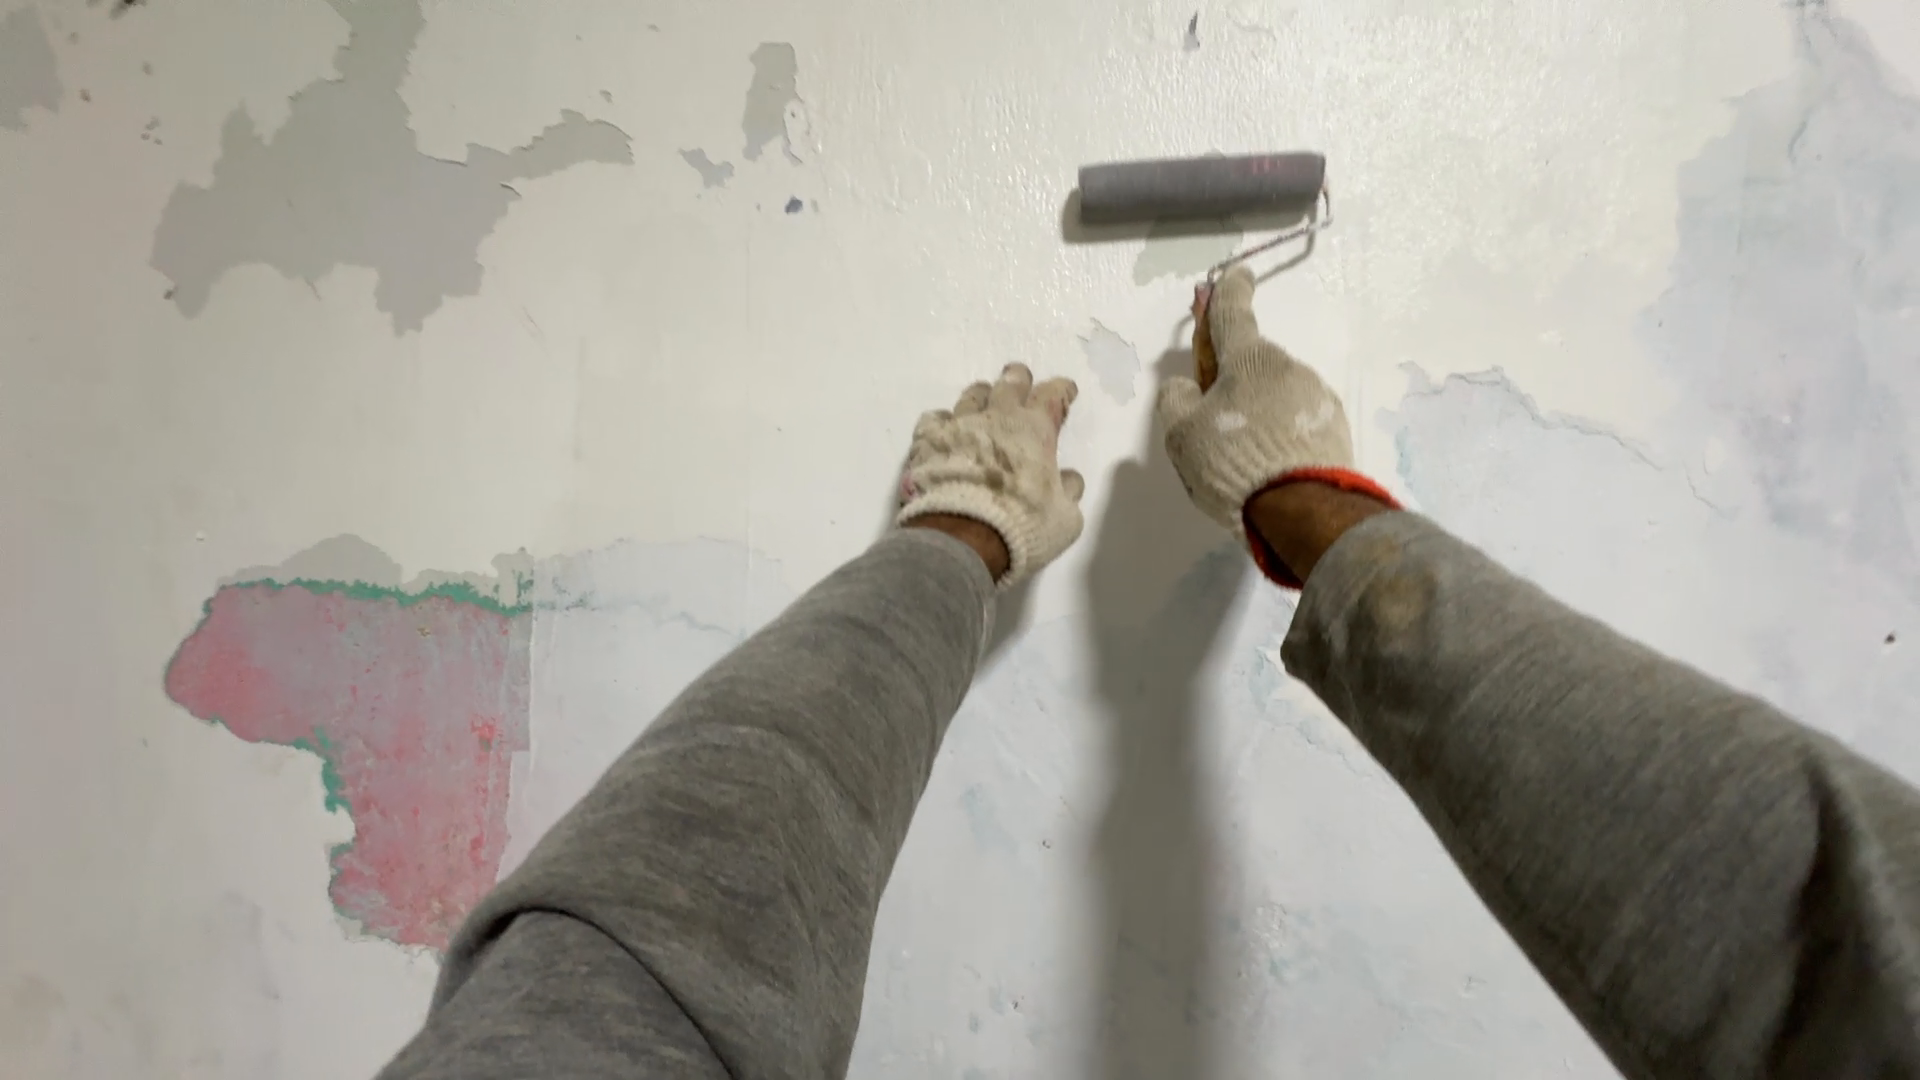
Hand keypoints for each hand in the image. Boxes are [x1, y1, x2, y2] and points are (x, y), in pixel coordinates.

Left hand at [897, 363, 1085, 586]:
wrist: (963, 536)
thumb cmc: (1022, 525)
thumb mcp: (1065, 517)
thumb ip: (1068, 491)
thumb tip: (1066, 479)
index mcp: (1035, 430)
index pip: (1052, 395)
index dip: (1061, 390)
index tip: (1065, 391)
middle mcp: (998, 419)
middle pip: (1010, 383)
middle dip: (1019, 380)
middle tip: (1021, 381)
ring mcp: (959, 426)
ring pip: (972, 396)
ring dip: (982, 397)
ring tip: (984, 403)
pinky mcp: (927, 441)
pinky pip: (934, 418)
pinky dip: (943, 422)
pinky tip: (945, 430)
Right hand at [1156, 264, 1356, 533]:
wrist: (1300, 509)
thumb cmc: (1230, 460)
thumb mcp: (1180, 433)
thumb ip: (1175, 400)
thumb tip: (1186, 385)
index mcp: (1249, 360)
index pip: (1233, 314)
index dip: (1229, 292)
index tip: (1235, 274)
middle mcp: (1288, 368)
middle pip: (1252, 364)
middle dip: (1233, 381)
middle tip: (1211, 421)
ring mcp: (1316, 396)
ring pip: (1275, 394)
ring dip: (1256, 411)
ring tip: (1239, 457)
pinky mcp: (1334, 427)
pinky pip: (1295, 420)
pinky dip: (1278, 433)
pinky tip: (1266, 465)